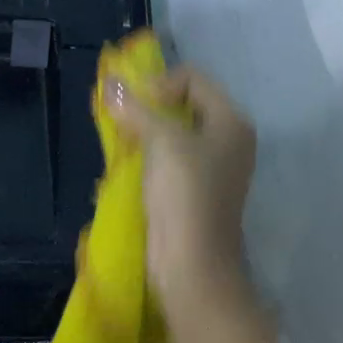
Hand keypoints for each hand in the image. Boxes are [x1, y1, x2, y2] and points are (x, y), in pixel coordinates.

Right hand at [104, 67, 256, 318]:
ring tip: (124, 140)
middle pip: (187, 103)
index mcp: (232, 121)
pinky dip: (152, 155)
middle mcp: (229, 140)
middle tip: (123, 117)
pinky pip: (173, 159)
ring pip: (178, 133)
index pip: (194, 78)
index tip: (136, 103)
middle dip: (152, 105)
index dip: (162, 83)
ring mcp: (215, 168)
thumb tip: (110, 82)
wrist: (193, 263)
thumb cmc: (185, 192)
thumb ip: (136, 108)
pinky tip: (131, 163)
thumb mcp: (161, 141)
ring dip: (148, 131)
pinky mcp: (197, 192)